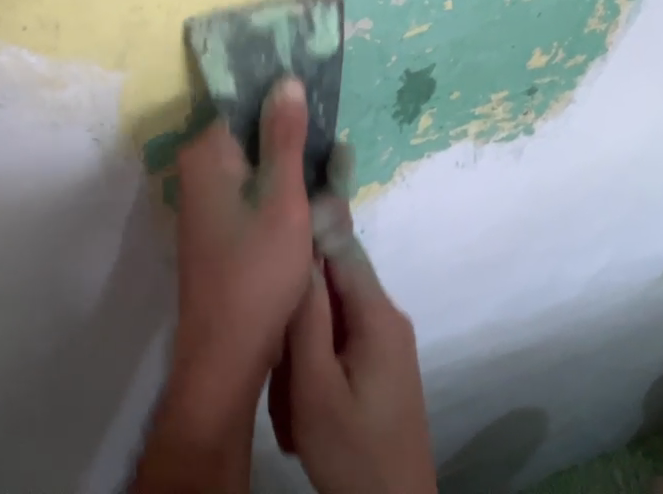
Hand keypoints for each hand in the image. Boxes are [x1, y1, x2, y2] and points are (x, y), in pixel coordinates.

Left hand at [132, 78, 314, 492]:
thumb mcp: (283, 198)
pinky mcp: (219, 224)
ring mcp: (207, 198)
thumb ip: (284, 137)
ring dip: (294, 174)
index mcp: (206, 152)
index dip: (284, 100)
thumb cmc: (256, 271)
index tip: (321, 106)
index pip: (245, 102)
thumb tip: (286, 79)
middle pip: (253, 133)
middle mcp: (198, 168)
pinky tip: (313, 211)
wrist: (227, 352)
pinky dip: (283, 196)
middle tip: (335, 158)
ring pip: (259, 166)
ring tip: (330, 188)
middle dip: (295, 143)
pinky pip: (255, 191)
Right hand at [272, 197, 435, 493]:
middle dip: (299, 305)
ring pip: (332, 315)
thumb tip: (300, 254)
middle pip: (334, 281)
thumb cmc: (352, 449)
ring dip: (303, 344)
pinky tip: (302, 399)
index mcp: (377, 315)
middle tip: (274, 348)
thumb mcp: (316, 386)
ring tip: (288, 393)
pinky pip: (340, 341)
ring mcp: (387, 343)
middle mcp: (388, 318)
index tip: (276, 213)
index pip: (343, 247)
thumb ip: (308, 317)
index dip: (312, 225)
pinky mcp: (381, 365)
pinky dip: (315, 361)